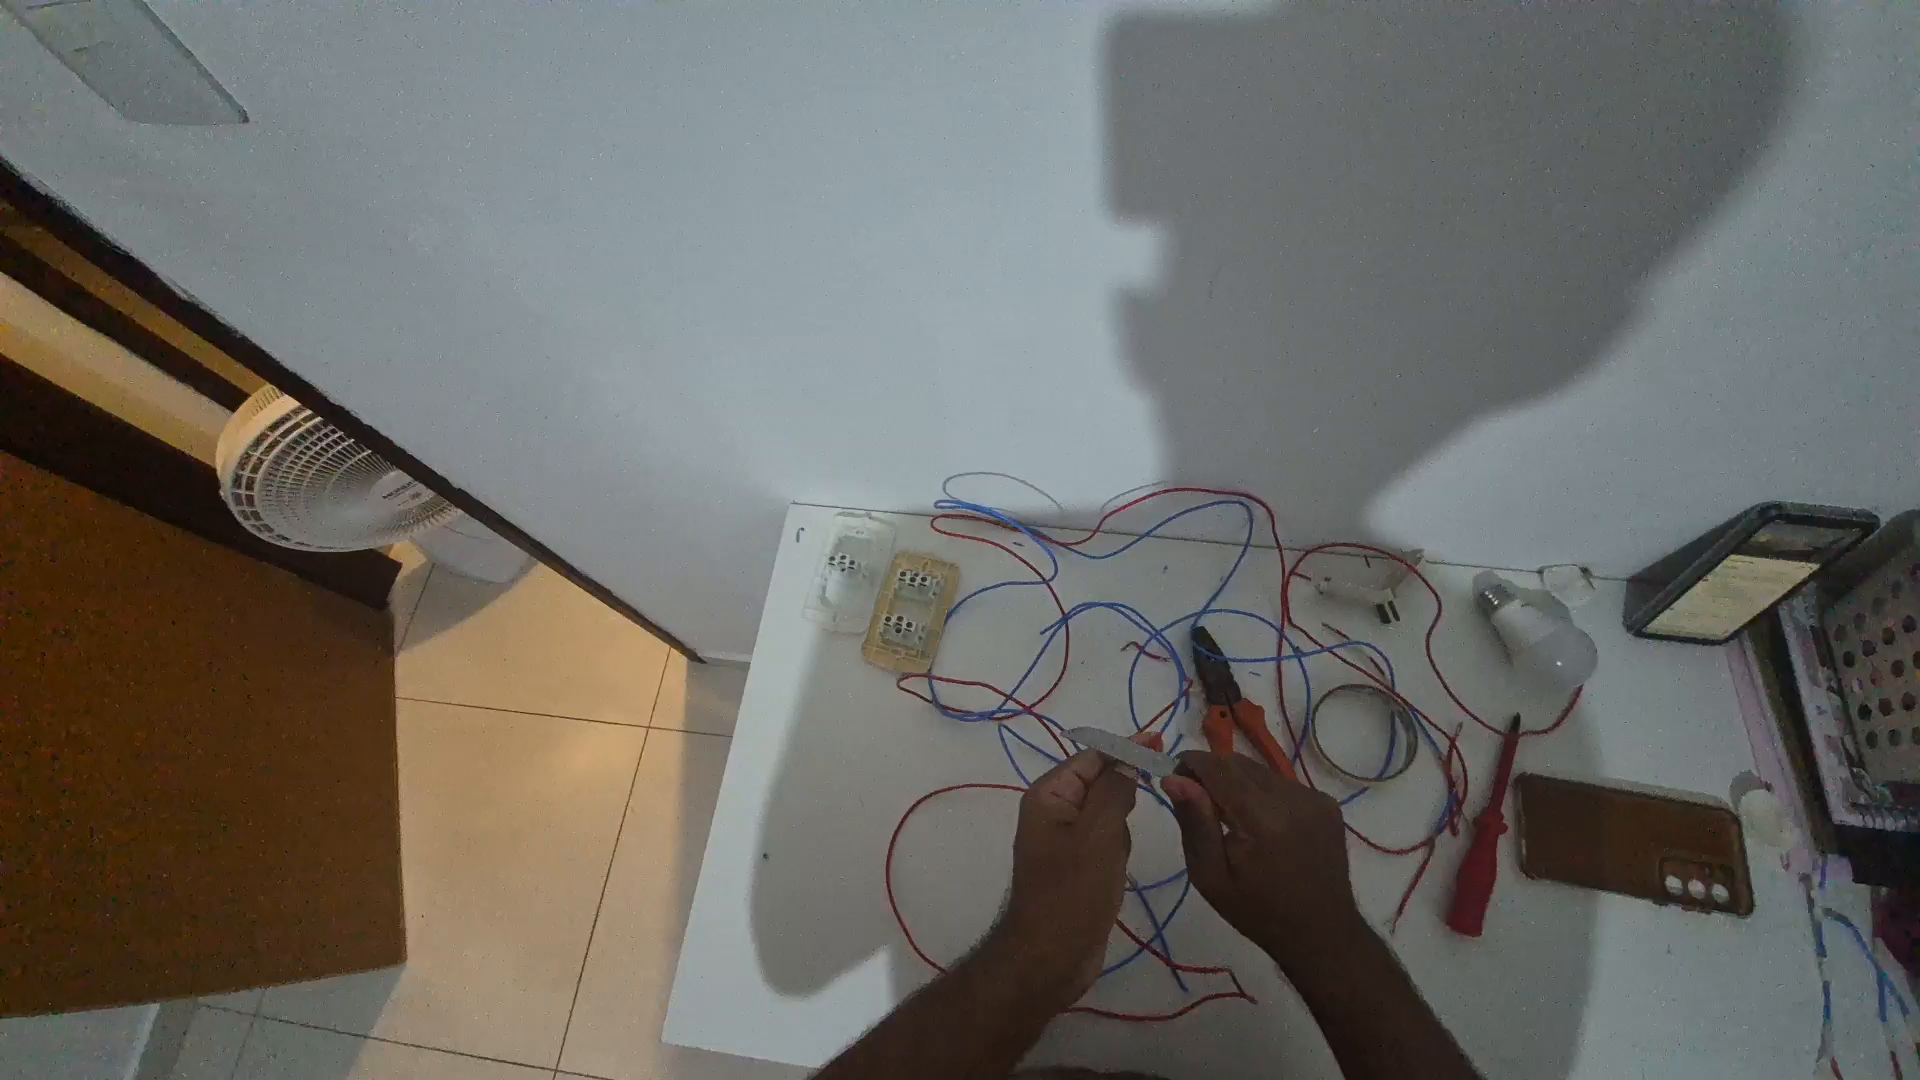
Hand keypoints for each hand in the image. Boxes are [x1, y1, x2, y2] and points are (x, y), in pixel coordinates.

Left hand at [990, 736, 1151, 1006]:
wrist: (1049, 958)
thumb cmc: (1072, 892)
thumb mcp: (1099, 835)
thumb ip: (1114, 792)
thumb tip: (1127, 761)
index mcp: (1049, 794)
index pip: (1091, 757)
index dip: (1124, 747)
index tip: (1159, 741)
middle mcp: (1052, 810)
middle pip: (1099, 782)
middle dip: (1122, 794)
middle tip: (1144, 806)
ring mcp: (1063, 839)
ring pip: (1106, 814)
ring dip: (1119, 829)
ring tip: (1114, 859)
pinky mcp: (1076, 864)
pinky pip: (1104, 842)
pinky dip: (1116, 850)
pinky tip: (1115, 873)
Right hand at [1161, 751, 1362, 967]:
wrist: (1323, 935)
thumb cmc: (1258, 911)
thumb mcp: (1210, 876)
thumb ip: (1193, 822)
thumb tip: (1173, 779)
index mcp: (1263, 819)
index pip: (1218, 768)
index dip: (1192, 764)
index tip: (1175, 778)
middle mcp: (1293, 799)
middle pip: (1238, 763)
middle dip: (1212, 773)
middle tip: (1199, 803)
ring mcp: (1314, 799)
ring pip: (1258, 770)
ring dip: (1236, 782)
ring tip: (1230, 815)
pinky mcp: (1326, 803)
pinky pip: (1279, 782)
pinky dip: (1260, 792)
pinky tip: (1260, 823)